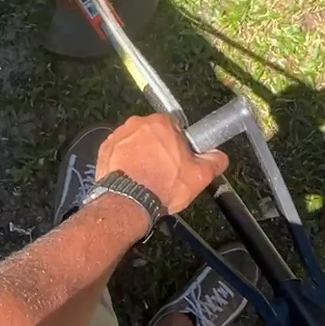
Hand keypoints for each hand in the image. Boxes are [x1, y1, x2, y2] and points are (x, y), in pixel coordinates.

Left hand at [95, 114, 228, 215]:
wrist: (128, 202)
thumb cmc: (163, 186)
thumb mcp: (199, 176)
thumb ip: (213, 161)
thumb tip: (219, 156)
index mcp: (161, 123)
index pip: (174, 126)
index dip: (178, 143)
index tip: (179, 158)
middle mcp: (137, 123)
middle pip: (153, 132)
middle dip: (158, 147)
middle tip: (164, 169)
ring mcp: (118, 134)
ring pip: (135, 141)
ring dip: (140, 153)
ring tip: (146, 176)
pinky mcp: (104, 148)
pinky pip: (119, 150)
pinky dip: (124, 160)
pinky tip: (131, 176)